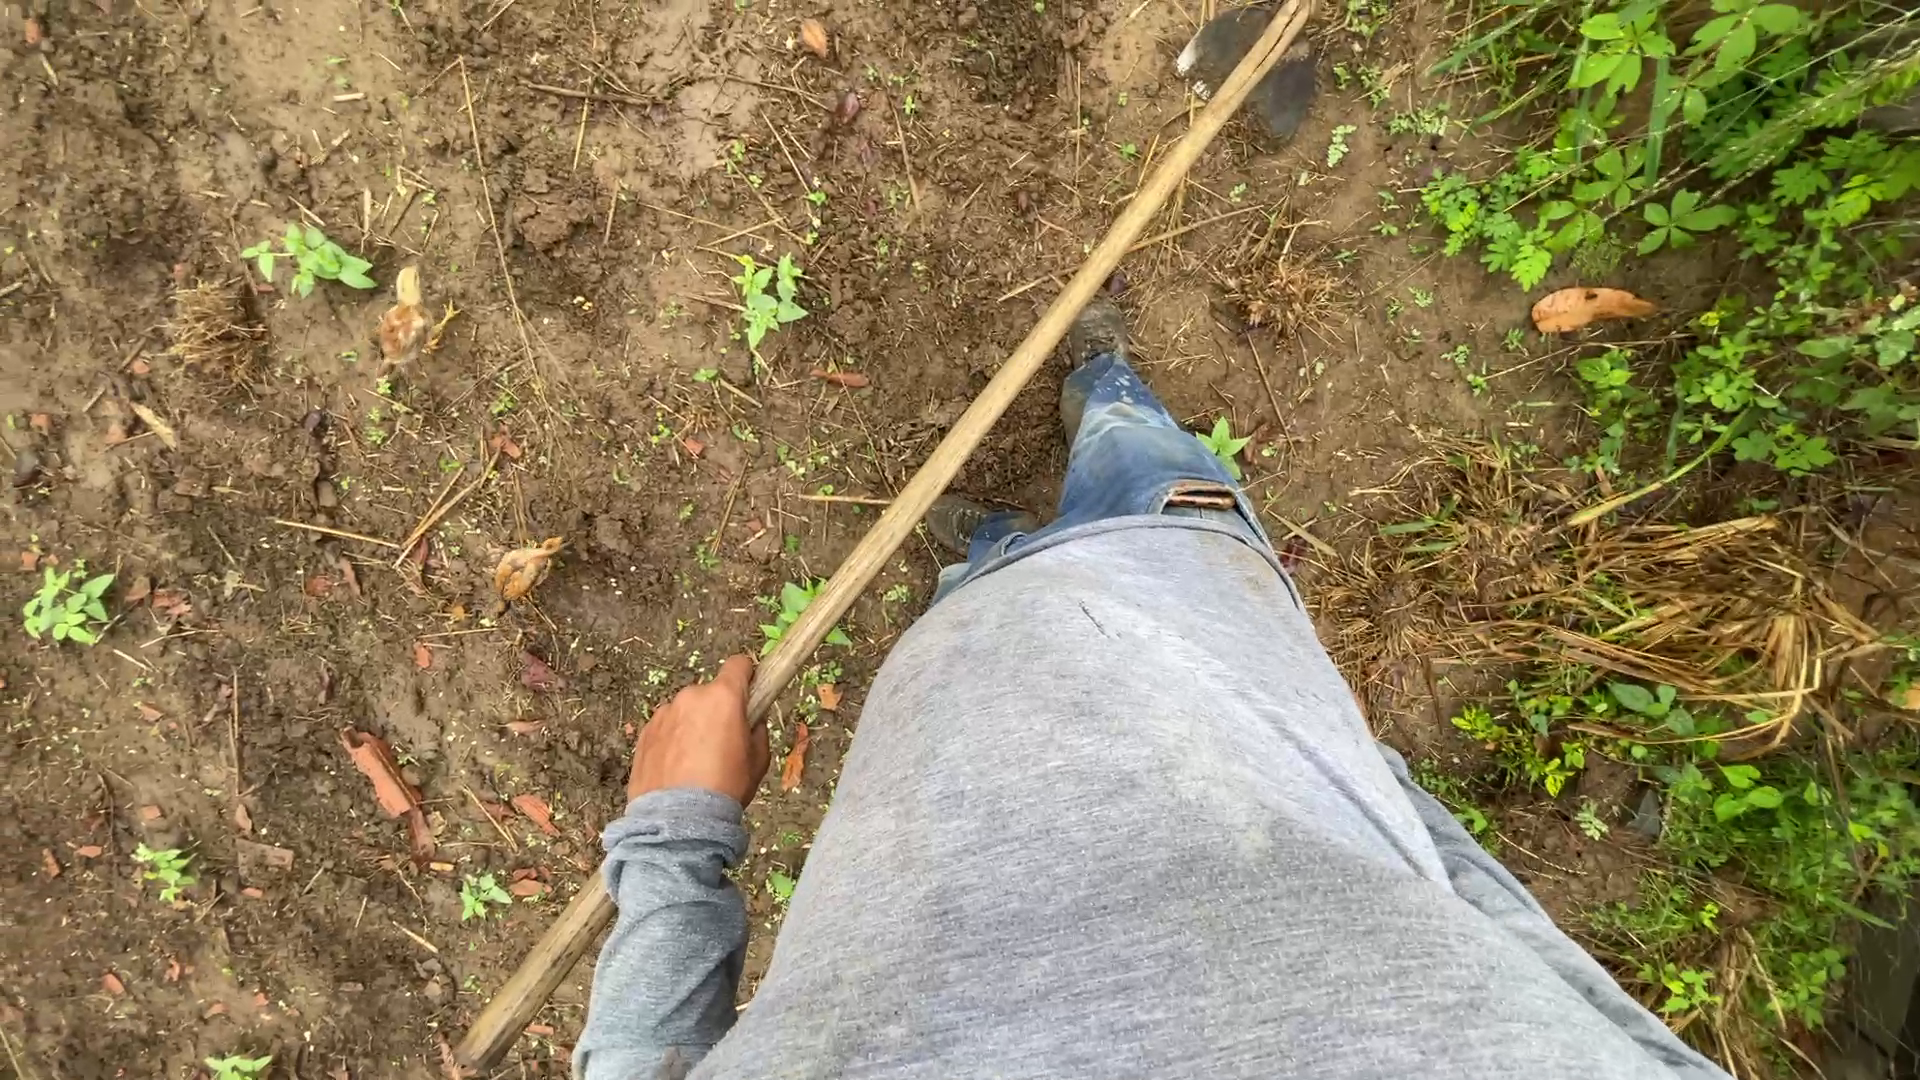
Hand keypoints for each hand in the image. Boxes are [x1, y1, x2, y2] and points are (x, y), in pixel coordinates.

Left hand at [626, 654, 767, 806]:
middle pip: (711, 693)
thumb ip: (757, 730)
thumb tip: (750, 722)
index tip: (750, 694)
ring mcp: (664, 714)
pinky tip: (676, 769)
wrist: (678, 822)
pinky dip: (672, 740)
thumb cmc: (726, 787)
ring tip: (693, 762)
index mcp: (723, 697)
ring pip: (686, 711)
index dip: (748, 676)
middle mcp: (691, 697)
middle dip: (717, 710)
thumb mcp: (759, 760)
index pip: (739, 664)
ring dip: (692, 725)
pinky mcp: (644, 733)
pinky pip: (666, 728)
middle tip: (722, 743)